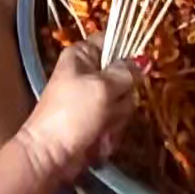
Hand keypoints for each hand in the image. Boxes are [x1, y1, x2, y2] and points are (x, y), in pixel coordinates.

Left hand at [15, 39, 137, 183]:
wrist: (50, 154)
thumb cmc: (73, 113)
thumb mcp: (102, 88)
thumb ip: (125, 73)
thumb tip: (144, 60)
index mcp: (82, 54)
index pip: (111, 39)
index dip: (128, 49)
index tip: (142, 64)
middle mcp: (87, 71)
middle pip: (123, 75)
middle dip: (122, 96)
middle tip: (109, 105)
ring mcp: (91, 97)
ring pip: (122, 101)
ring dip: (116, 118)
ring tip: (101, 126)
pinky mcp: (95, 119)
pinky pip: (116, 121)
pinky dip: (111, 132)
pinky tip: (99, 139)